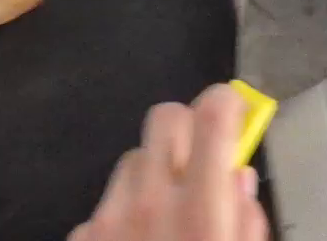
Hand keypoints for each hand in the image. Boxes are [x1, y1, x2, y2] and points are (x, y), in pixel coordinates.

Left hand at [71, 84, 269, 240]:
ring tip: (163, 215)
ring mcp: (107, 220)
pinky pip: (105, 203)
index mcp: (200, 210)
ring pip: (132, 159)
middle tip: (199, 162)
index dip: (228, 101)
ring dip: (152, 175)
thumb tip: (237, 177)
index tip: (237, 111)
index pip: (213, 114)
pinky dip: (122, 214)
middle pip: (165, 117)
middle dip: (186, 129)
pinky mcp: (80, 238)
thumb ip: (245, 220)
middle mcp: (150, 203)